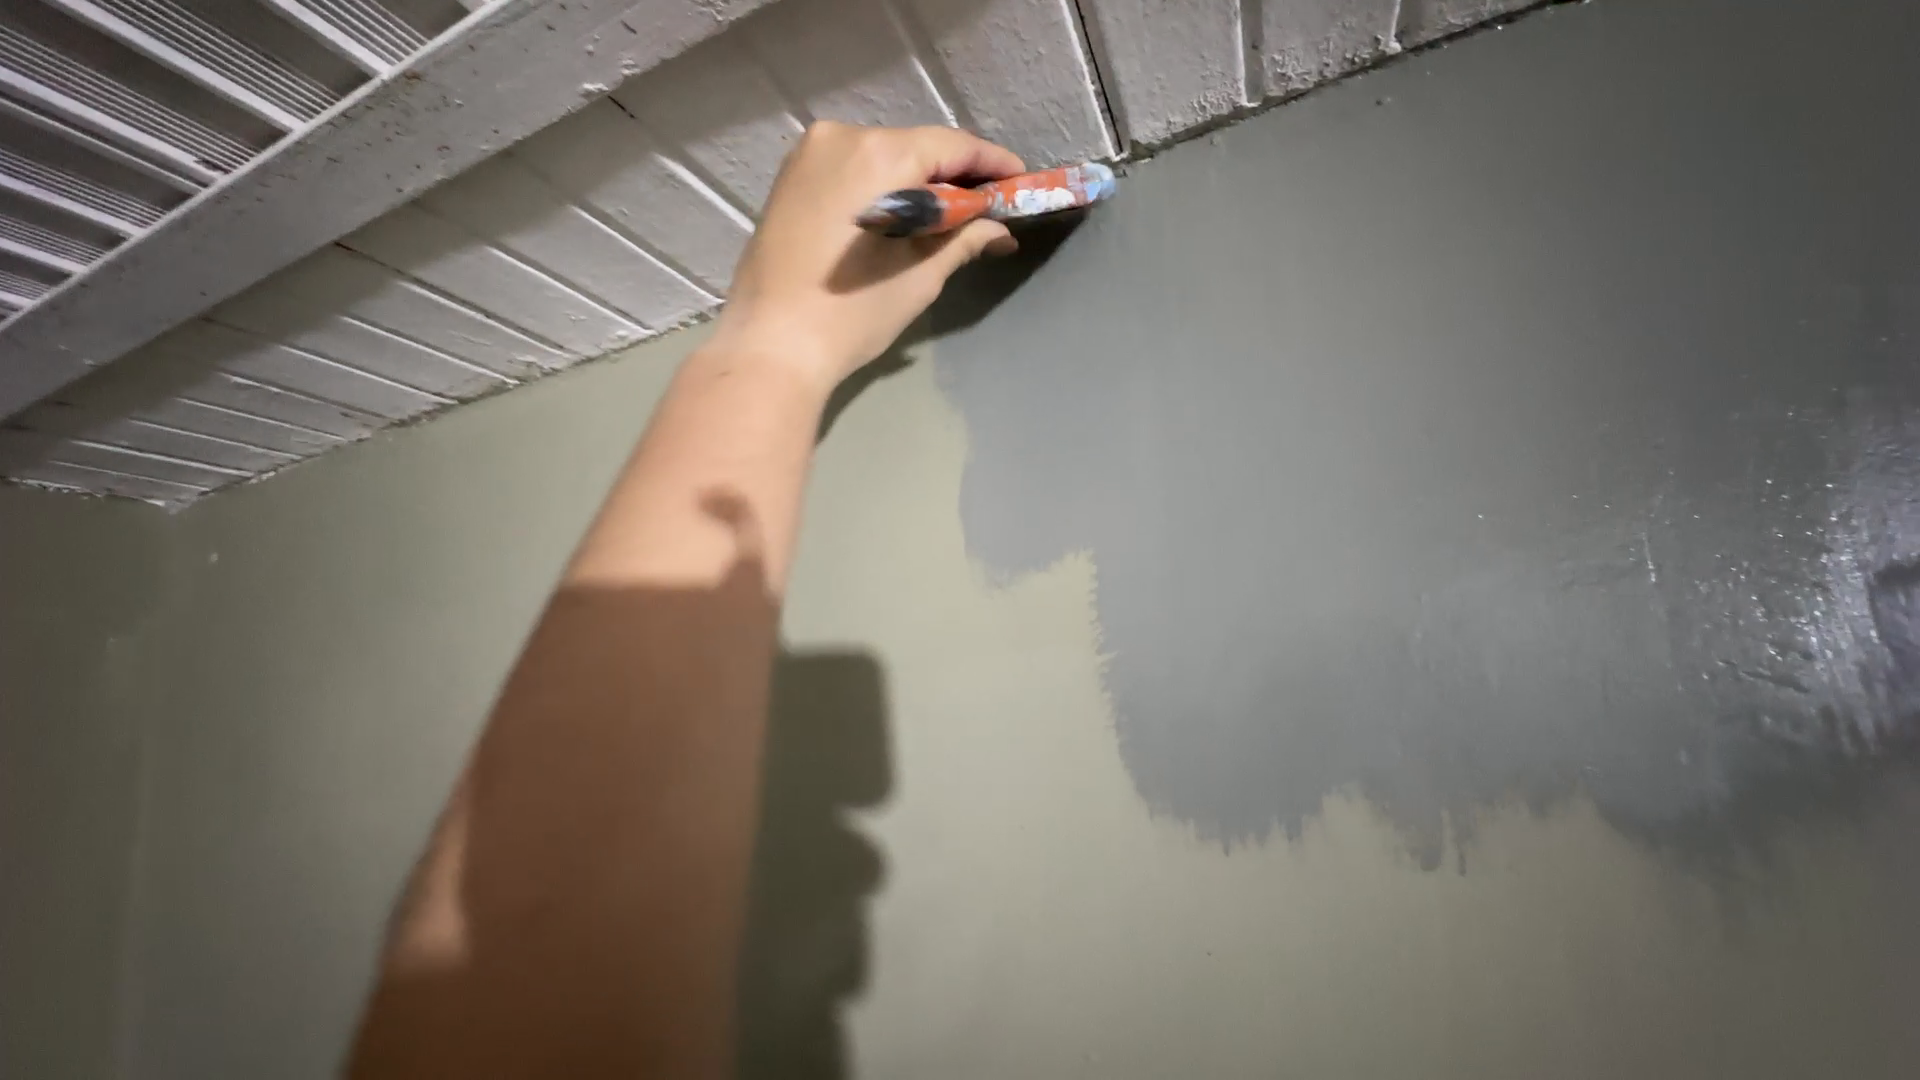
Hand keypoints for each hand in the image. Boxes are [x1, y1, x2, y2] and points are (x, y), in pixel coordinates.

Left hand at [709, 122, 1024, 389]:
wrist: (770, 346)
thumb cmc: (851, 314)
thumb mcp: (918, 277)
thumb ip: (963, 239)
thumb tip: (1000, 230)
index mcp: (878, 154)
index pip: (952, 147)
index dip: (992, 165)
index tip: (1021, 182)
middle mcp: (841, 137)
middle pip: (916, 149)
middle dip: (955, 178)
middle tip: (987, 209)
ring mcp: (808, 155)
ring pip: (883, 159)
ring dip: (918, 185)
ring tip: (947, 219)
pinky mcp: (790, 179)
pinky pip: (852, 172)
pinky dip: (882, 190)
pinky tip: (900, 219)